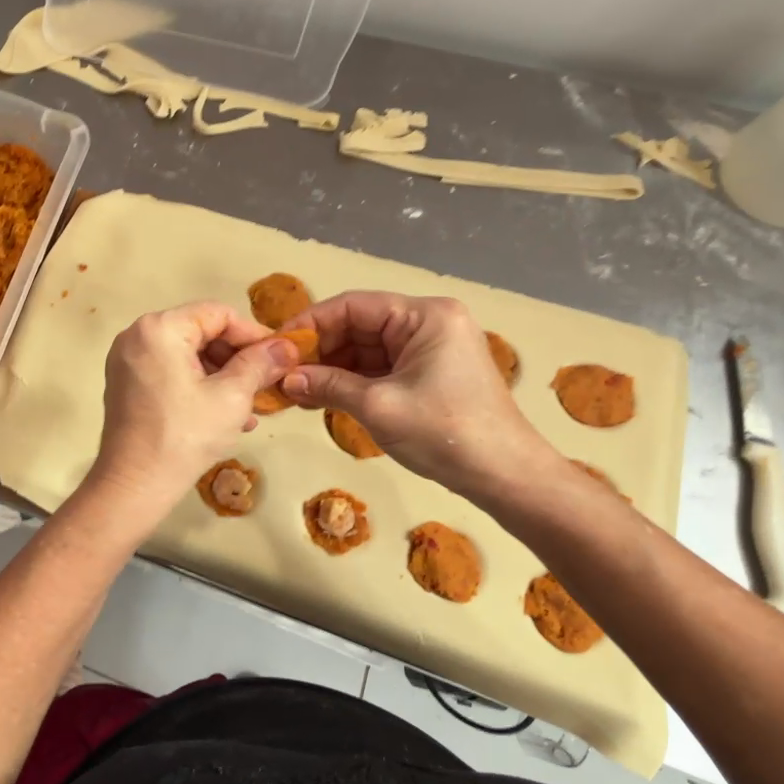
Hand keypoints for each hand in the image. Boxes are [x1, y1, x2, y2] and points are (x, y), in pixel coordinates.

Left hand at [90, 302, 298, 513]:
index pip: (218, 314)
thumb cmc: (184, 436)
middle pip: (201, 332)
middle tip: (266, 386)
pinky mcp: (125, 383)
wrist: (135, 484)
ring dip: (221, 377)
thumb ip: (260, 364)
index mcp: (159, 328)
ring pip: (187, 355)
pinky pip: (170, 372)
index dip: (253, 334)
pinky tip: (224, 416)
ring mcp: (127, 360)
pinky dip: (197, 386)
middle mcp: (136, 335)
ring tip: (250, 409)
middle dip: (237, 359)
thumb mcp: (232, 397)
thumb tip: (287, 346)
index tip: (280, 358)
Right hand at [278, 292, 555, 496]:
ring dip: (331, 368)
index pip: (351, 305)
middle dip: (319, 350)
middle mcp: (428, 323)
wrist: (507, 477)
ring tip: (294, 391)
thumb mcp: (377, 406)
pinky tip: (321, 397)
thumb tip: (284, 380)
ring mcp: (430, 348)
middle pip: (357, 325)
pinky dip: (350, 381)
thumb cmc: (445, 433)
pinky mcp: (429, 373)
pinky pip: (379, 367)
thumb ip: (327, 385)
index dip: (309, 324)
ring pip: (365, 348)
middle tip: (282, 374)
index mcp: (424, 316)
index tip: (276, 347)